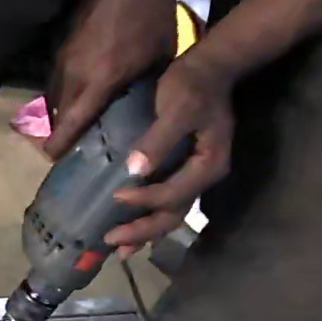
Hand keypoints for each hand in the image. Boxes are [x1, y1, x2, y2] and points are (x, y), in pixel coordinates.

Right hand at [44, 0, 175, 159]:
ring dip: (61, 112)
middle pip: (57, 114)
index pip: (69, 124)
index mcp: (99, 80)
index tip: (54, 159)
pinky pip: (57, 76)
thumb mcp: (157, 61)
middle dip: (59, 133)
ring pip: (54, 96)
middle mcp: (74, 71)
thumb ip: (143, 91)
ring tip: (71, 126)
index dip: (58, 145)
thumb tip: (141, 114)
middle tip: (70, 147)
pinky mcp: (63, 42)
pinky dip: (63, 91)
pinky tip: (77, 95)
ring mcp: (65, 55)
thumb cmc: (153, 15)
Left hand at [107, 51, 235, 257]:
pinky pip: (167, 204)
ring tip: (120, 252)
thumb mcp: (177, 108)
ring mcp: (195, 178)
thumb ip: (158, 140)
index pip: (172, 194)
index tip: (116, 196)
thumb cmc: (193, 85)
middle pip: (172, 216)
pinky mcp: (184, 173)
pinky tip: (132, 231)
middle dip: (141, 232)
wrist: (211, 67)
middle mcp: (204, 178)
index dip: (144, 200)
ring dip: (145, 234)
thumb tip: (135, 170)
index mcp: (207, 166)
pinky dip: (149, 219)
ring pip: (170, 215)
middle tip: (110, 243)